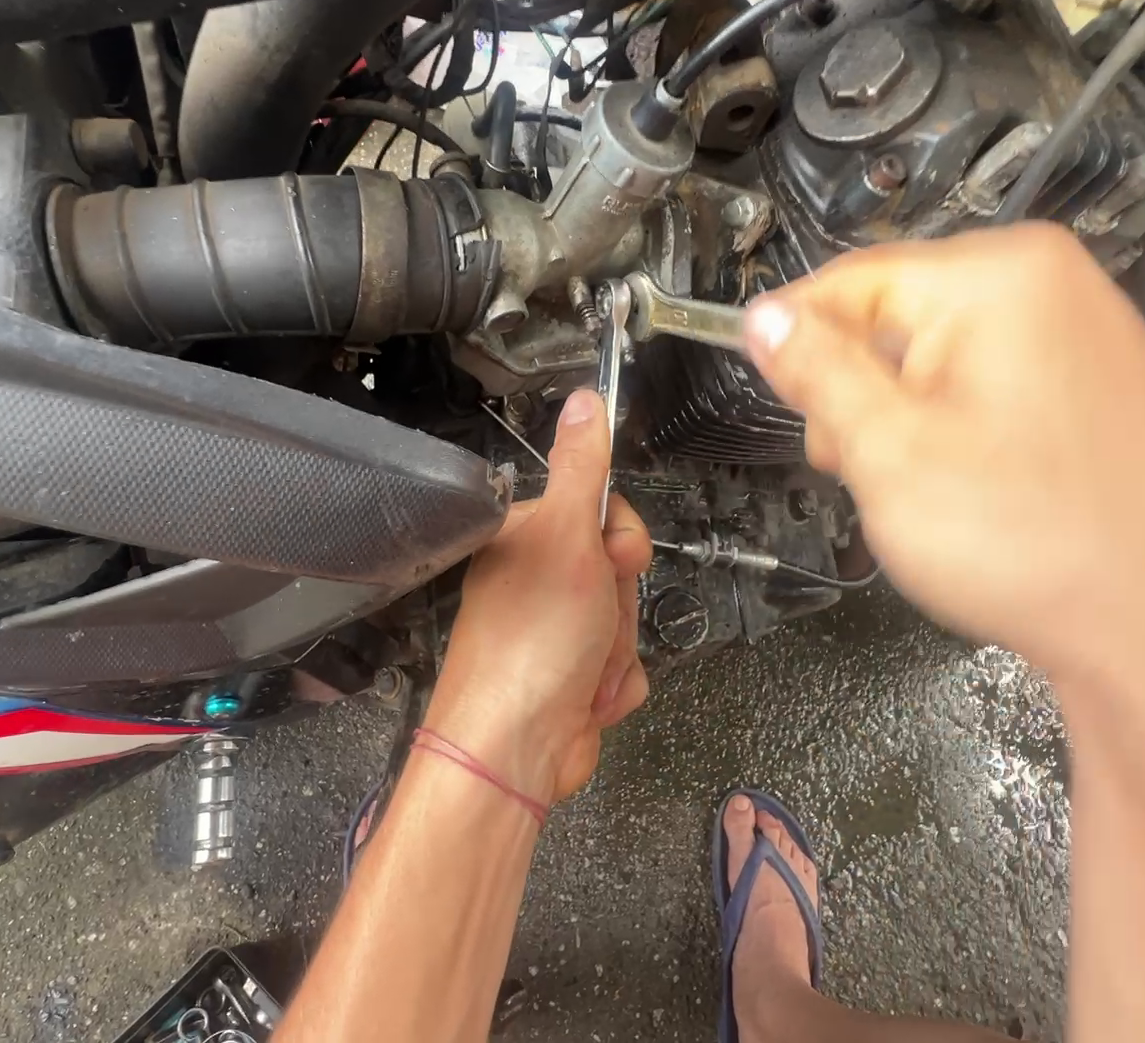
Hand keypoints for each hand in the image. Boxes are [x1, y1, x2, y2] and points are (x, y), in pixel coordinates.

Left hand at [426, 390, 652, 803]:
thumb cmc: (531, 642)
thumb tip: (586, 400)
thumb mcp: (567, 537)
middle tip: (592, 618)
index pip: (604, 512)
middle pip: (622, 570)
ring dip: (617, 648)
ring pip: (628, 621)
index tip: (613, 557)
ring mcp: (556, 631)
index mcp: (529, 538)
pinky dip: (614, 683)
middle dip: (619, 603)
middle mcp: (539, 580)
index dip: (621, 539)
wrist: (516, 745)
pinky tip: (585, 695)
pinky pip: (625, 666)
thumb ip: (584, 467)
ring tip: (584, 666)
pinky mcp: (573, 675)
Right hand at [741, 223, 1144, 673]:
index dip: (793, 338)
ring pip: (933, 356)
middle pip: (891, 317)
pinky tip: (961, 486)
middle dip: (853, 388)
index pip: (848, 280)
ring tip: (913, 487)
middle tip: (857, 464)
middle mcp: (1051, 284)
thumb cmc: (1027, 541)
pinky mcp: (1094, 383)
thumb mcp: (887, 450)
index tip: (769, 390)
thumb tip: (764, 318)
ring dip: (896, 415)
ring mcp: (1082, 332)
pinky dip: (947, 427)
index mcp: (999, 278)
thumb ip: (817, 372)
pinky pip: (983, 383)